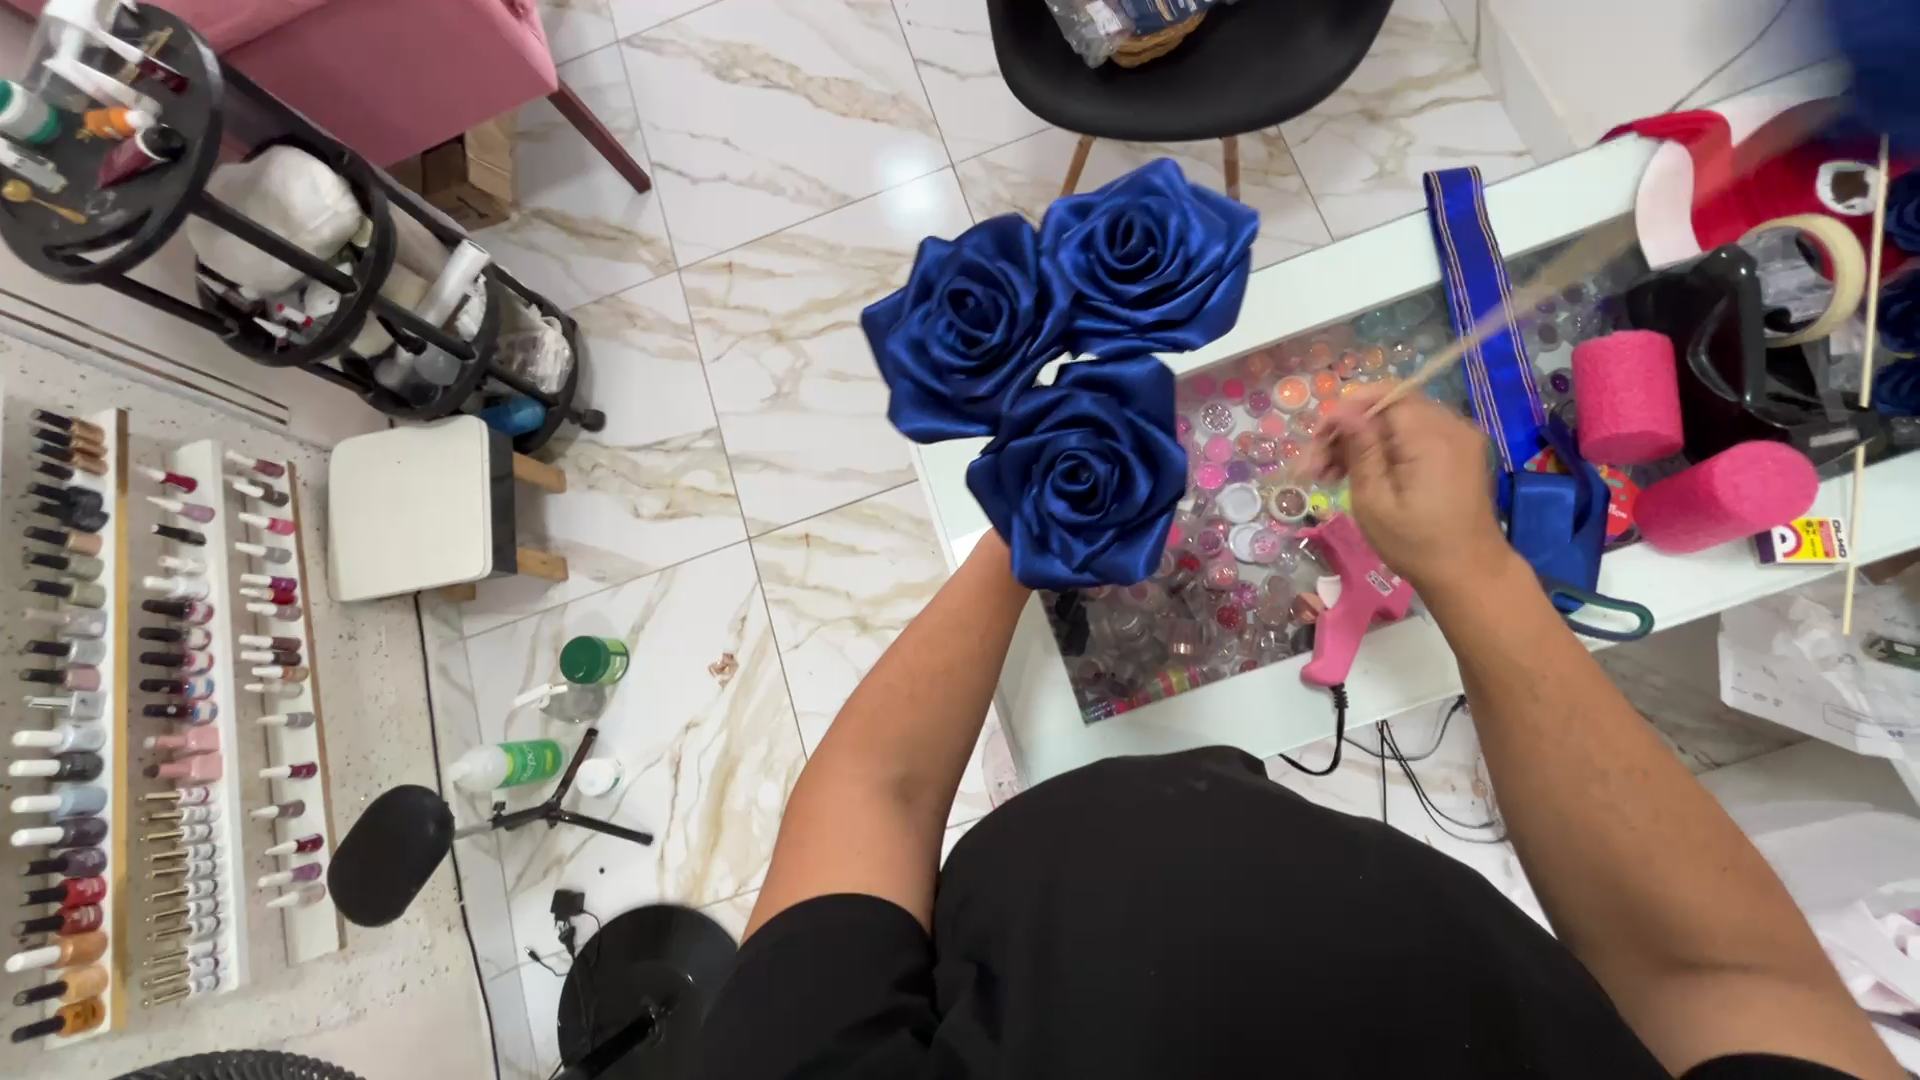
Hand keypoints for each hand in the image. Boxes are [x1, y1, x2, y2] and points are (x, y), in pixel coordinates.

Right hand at [1295, 385, 1513, 592]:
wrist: (1468, 572)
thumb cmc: (1414, 543)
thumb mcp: (1374, 500)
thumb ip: (1360, 450)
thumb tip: (1341, 410)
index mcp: (1431, 438)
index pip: (1382, 397)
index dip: (1345, 411)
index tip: (1317, 441)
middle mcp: (1451, 427)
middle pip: (1388, 407)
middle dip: (1347, 429)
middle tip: (1315, 467)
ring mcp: (1458, 437)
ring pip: (1397, 420)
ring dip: (1361, 440)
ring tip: (1330, 475)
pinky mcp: (1458, 451)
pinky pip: (1413, 434)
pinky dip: (1384, 447)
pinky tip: (1361, 473)